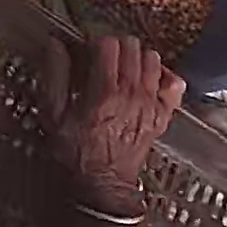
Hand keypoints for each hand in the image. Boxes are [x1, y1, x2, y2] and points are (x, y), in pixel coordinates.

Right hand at [45, 35, 185, 213]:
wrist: (102, 186)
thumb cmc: (74, 151)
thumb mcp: (53, 113)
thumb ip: (54, 75)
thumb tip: (56, 44)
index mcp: (104, 91)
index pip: (108, 43)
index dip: (94, 41)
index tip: (85, 49)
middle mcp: (132, 94)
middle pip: (132, 46)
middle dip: (115, 45)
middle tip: (101, 57)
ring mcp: (152, 104)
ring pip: (153, 59)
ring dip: (137, 57)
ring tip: (122, 67)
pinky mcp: (163, 115)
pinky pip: (174, 83)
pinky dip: (163, 76)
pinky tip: (147, 80)